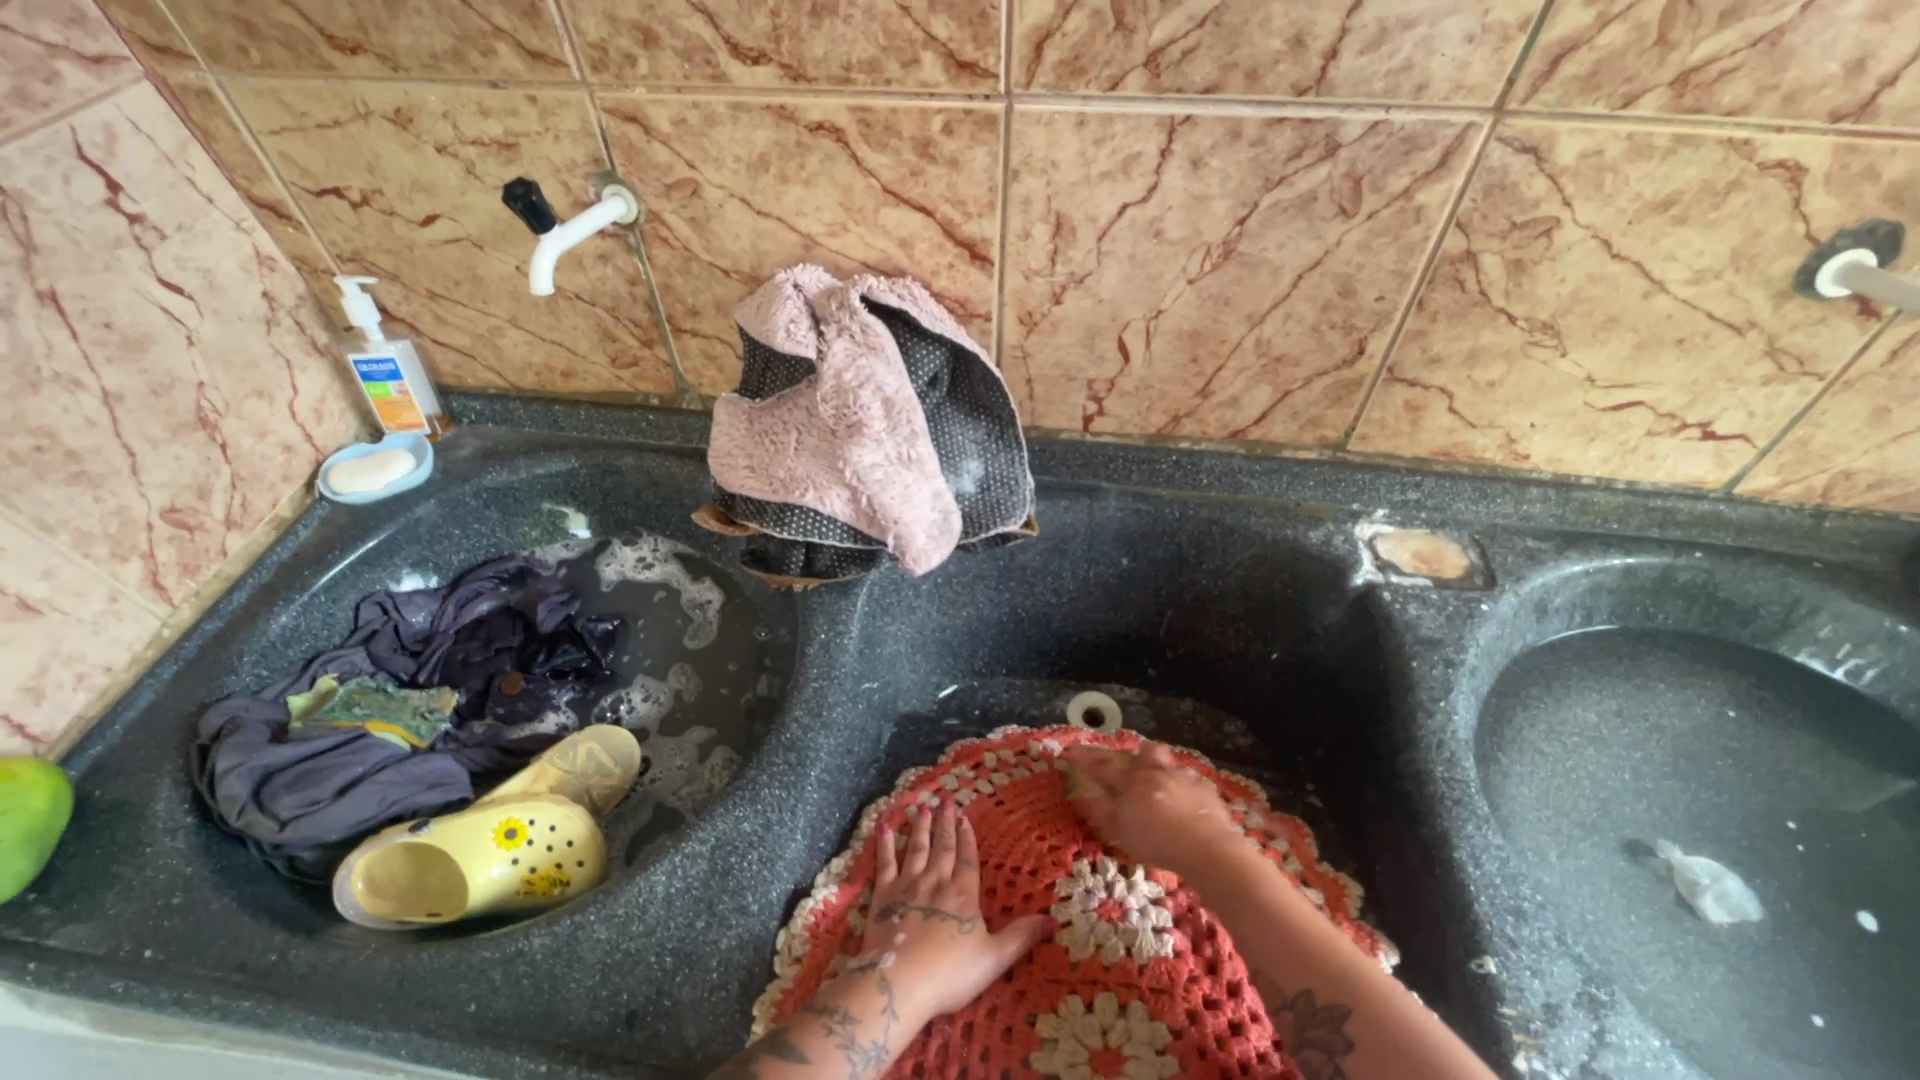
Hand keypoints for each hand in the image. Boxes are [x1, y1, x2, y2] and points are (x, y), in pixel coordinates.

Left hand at [860, 799, 1052, 1021]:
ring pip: (916, 848)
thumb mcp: (995, 958)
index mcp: (963, 894)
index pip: (967, 859)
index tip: (964, 817)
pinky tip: (884, 828)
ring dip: (920, 827)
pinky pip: (884, 863)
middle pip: (942, 847)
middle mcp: (936, 882)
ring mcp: (907, 886)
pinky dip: (884, 844)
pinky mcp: (882, 896)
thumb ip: (1022, 936)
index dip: (967, 838)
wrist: (901, 983)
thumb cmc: (951, 973)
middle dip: (945, 823)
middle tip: (945, 799)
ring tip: (922, 808)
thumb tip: (1055, 921)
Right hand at [1064, 742, 1247, 878]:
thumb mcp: (1120, 830)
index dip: (1086, 758)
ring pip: (1170, 763)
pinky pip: (1193, 782)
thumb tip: (1081, 793)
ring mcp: (1185, 779)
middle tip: (1132, 765)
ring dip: (1162, 769)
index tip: (1072, 750)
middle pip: (1145, 753)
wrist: (1208, 849)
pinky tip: (1187, 803)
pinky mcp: (1207, 792)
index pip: (1103, 766)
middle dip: (1136, 754)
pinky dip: (1186, 789)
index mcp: (1132, 782)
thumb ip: (1100, 809)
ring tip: (1161, 782)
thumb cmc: (1157, 842)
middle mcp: (1158, 773)